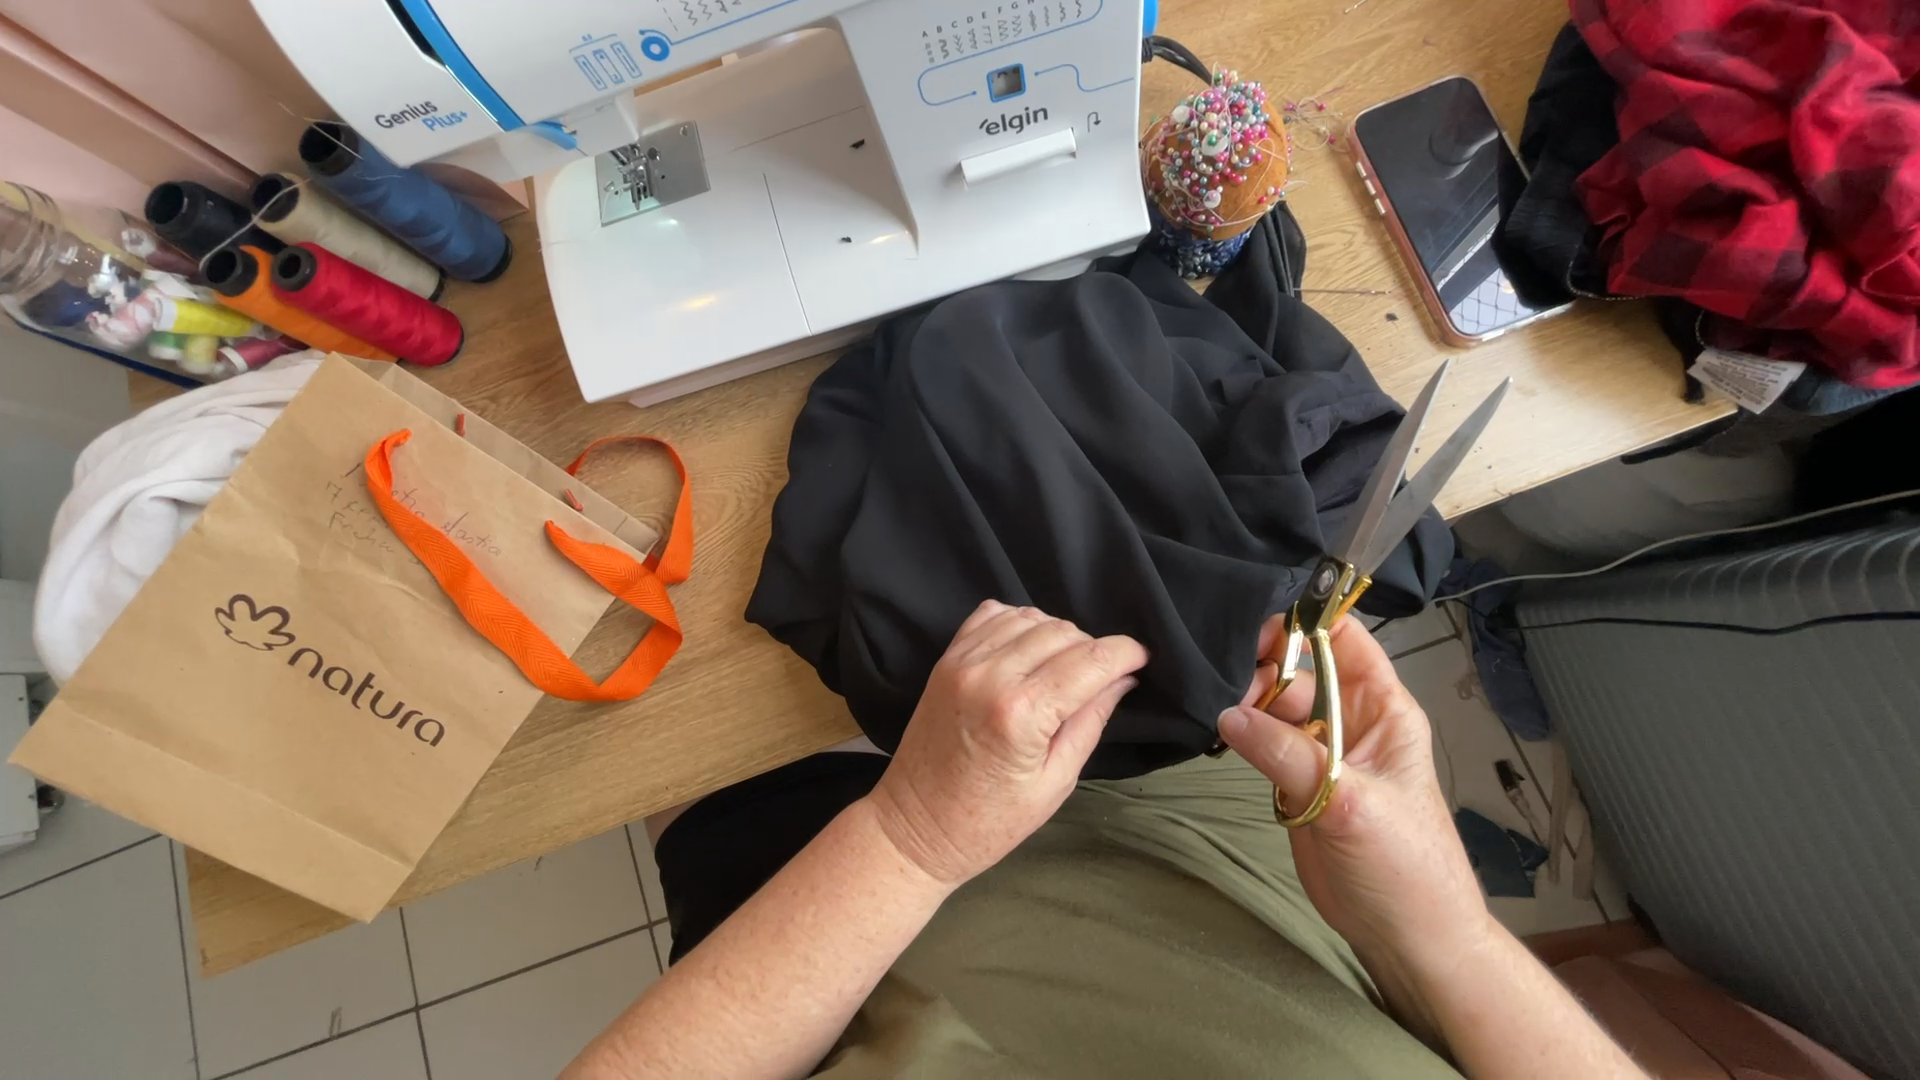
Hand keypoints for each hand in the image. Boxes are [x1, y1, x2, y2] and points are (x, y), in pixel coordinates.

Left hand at [867, 600, 1146, 885]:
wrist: (914, 825)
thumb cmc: (989, 821)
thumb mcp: (1055, 782)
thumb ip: (1091, 721)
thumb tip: (1124, 679)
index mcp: (1022, 713)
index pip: (1091, 659)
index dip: (1126, 653)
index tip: (1142, 658)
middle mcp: (990, 675)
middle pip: (1063, 632)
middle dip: (1093, 648)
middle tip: (1100, 678)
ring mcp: (963, 661)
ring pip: (1030, 617)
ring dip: (1057, 634)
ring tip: (1063, 667)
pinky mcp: (947, 658)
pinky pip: (993, 614)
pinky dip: (1019, 622)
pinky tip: (1028, 650)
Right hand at [1217, 615, 1494, 1025]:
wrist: (1405, 936)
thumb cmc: (1404, 864)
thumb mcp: (1350, 802)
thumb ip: (1287, 754)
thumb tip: (1226, 714)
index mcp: (1382, 708)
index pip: (1345, 640)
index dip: (1306, 623)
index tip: (1257, 627)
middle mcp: (1349, 719)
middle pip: (1298, 669)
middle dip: (1261, 667)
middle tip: (1224, 686)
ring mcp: (1318, 749)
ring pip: (1273, 703)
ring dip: (1244, 702)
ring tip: (1213, 710)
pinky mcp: (1293, 778)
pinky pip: (1260, 739)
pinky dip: (1237, 732)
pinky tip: (1214, 732)